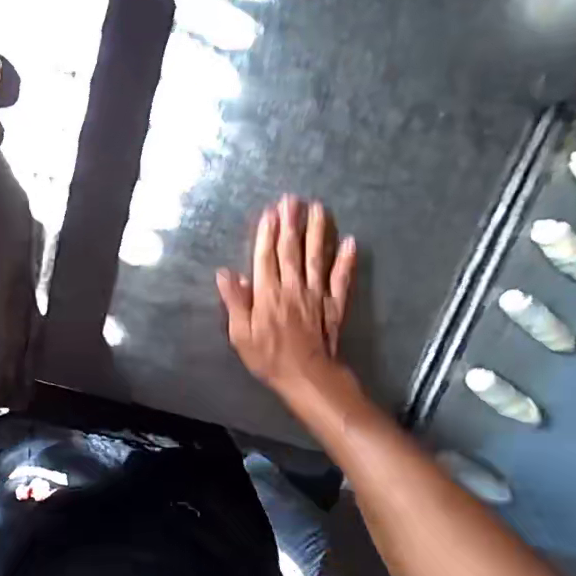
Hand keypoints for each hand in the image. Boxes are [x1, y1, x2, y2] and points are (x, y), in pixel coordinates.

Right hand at [216, 195, 358, 396]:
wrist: (308, 377)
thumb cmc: (268, 358)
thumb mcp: (240, 334)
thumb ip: (235, 302)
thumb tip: (226, 273)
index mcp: (267, 294)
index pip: (265, 256)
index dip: (267, 233)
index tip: (269, 212)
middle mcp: (292, 287)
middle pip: (291, 250)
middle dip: (291, 222)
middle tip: (292, 199)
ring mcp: (316, 294)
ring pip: (316, 257)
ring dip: (317, 231)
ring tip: (318, 208)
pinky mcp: (334, 305)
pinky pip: (340, 279)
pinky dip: (346, 260)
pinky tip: (350, 242)